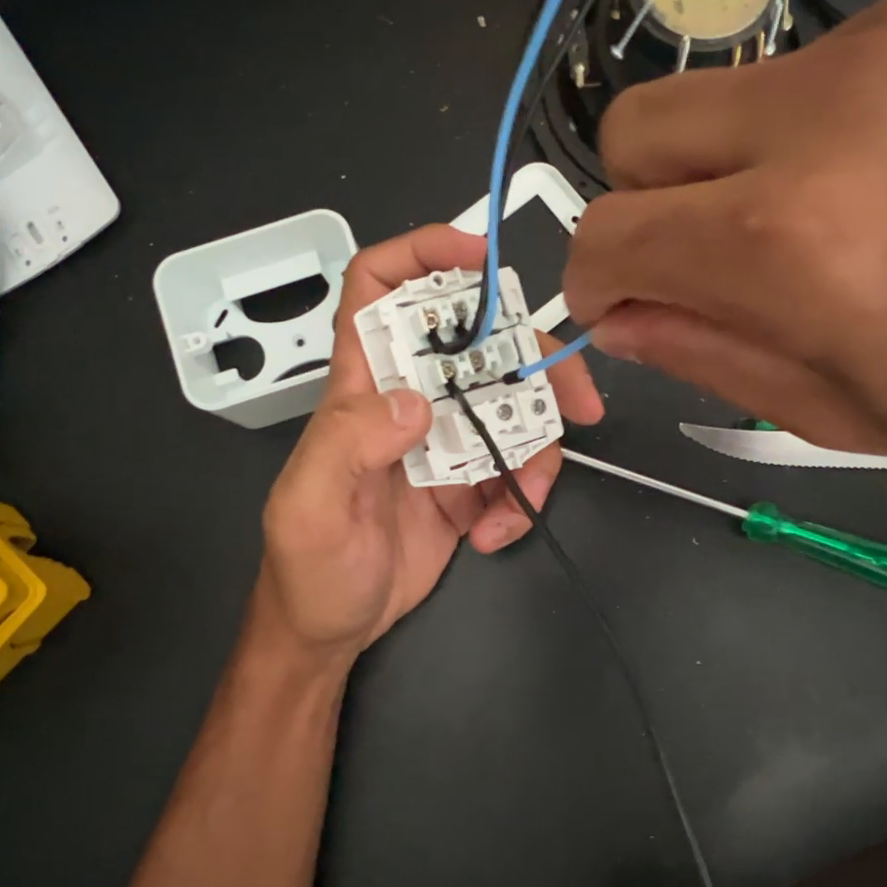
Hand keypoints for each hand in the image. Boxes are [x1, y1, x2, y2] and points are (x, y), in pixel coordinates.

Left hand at [254, 225, 604, 658]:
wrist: (331, 631)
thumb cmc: (308, 569)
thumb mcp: (312, 506)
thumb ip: (350, 444)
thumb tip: (416, 402)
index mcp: (361, 388)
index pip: (379, 292)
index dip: (423, 255)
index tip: (480, 260)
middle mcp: (407, 402)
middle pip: (479, 347)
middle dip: (534, 364)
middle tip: (578, 402)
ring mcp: (443, 443)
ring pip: (513, 411)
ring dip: (538, 452)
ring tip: (525, 502)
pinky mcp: (467, 486)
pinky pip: (515, 470)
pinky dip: (521, 500)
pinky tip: (496, 534)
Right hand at [565, 0, 886, 521]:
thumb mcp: (834, 414)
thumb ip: (702, 354)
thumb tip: (615, 317)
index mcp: (793, 240)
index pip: (609, 231)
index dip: (593, 279)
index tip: (621, 306)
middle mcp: (823, 112)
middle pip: (633, 128)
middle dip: (640, 205)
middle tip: (703, 262)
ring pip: (715, 91)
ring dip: (724, 164)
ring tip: (814, 222)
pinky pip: (804, 64)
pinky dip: (804, 126)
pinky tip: (884, 171)